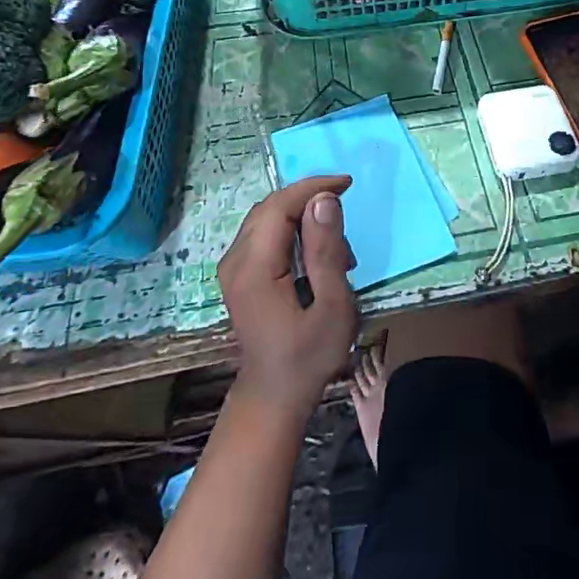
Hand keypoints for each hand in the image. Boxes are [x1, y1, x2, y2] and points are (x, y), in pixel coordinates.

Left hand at [218, 176, 358, 417]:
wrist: (275, 395)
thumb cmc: (309, 355)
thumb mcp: (332, 306)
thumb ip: (327, 251)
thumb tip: (323, 200)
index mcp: (255, 267)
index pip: (279, 206)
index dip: (312, 187)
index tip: (347, 184)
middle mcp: (235, 260)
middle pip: (270, 208)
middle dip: (310, 202)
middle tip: (345, 221)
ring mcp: (232, 267)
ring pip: (267, 219)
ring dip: (304, 221)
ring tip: (337, 255)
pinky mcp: (238, 274)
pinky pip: (264, 236)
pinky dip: (293, 234)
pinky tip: (316, 261)